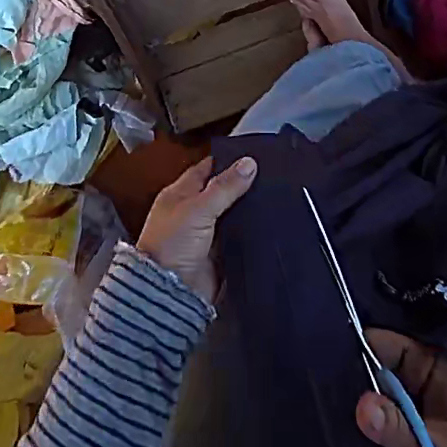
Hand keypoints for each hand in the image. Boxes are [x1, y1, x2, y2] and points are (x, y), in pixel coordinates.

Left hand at [135, 156, 256, 303]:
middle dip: (242, 184)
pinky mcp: (219, 253)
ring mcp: (206, 233)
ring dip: (248, 208)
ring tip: (277, 193)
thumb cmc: (172, 244)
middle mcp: (193, 211)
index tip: (251, 154)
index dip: (226, 160)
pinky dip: (251, 230)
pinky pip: (238, 236)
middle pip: (221, 191)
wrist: (170, 293)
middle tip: (270, 173)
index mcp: (180, 194)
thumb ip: (225, 186)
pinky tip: (270, 221)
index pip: (206, 169)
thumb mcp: (198, 209)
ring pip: (232, 213)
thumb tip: (249, 163)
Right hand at [357, 329, 446, 446]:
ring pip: (386, 414)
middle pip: (379, 381)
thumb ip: (398, 429)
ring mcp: (427, 409)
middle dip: (367, 412)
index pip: (385, 345)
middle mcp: (426, 381)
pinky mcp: (429, 436)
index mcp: (433, 367)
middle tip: (354, 437)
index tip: (327, 371)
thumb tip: (358, 405)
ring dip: (383, 445)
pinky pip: (399, 438)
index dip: (356, 354)